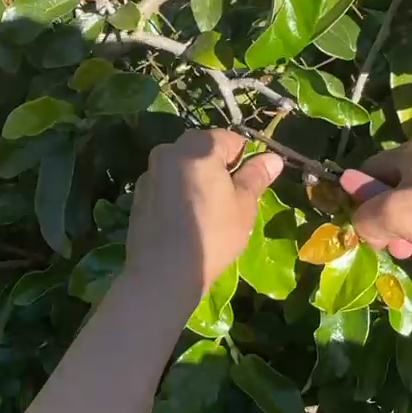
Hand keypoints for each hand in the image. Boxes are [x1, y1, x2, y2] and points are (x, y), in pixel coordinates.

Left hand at [123, 129, 281, 296]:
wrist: (163, 273)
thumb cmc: (212, 234)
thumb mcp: (243, 205)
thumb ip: (256, 176)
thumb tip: (273, 158)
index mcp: (198, 146)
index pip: (231, 139)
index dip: (245, 160)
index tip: (250, 184)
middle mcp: (169, 151)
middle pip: (203, 151)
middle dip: (218, 169)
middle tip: (230, 200)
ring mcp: (149, 173)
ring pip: (182, 168)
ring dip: (197, 181)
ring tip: (207, 214)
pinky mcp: (137, 195)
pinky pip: (166, 186)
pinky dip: (177, 195)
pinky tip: (185, 222)